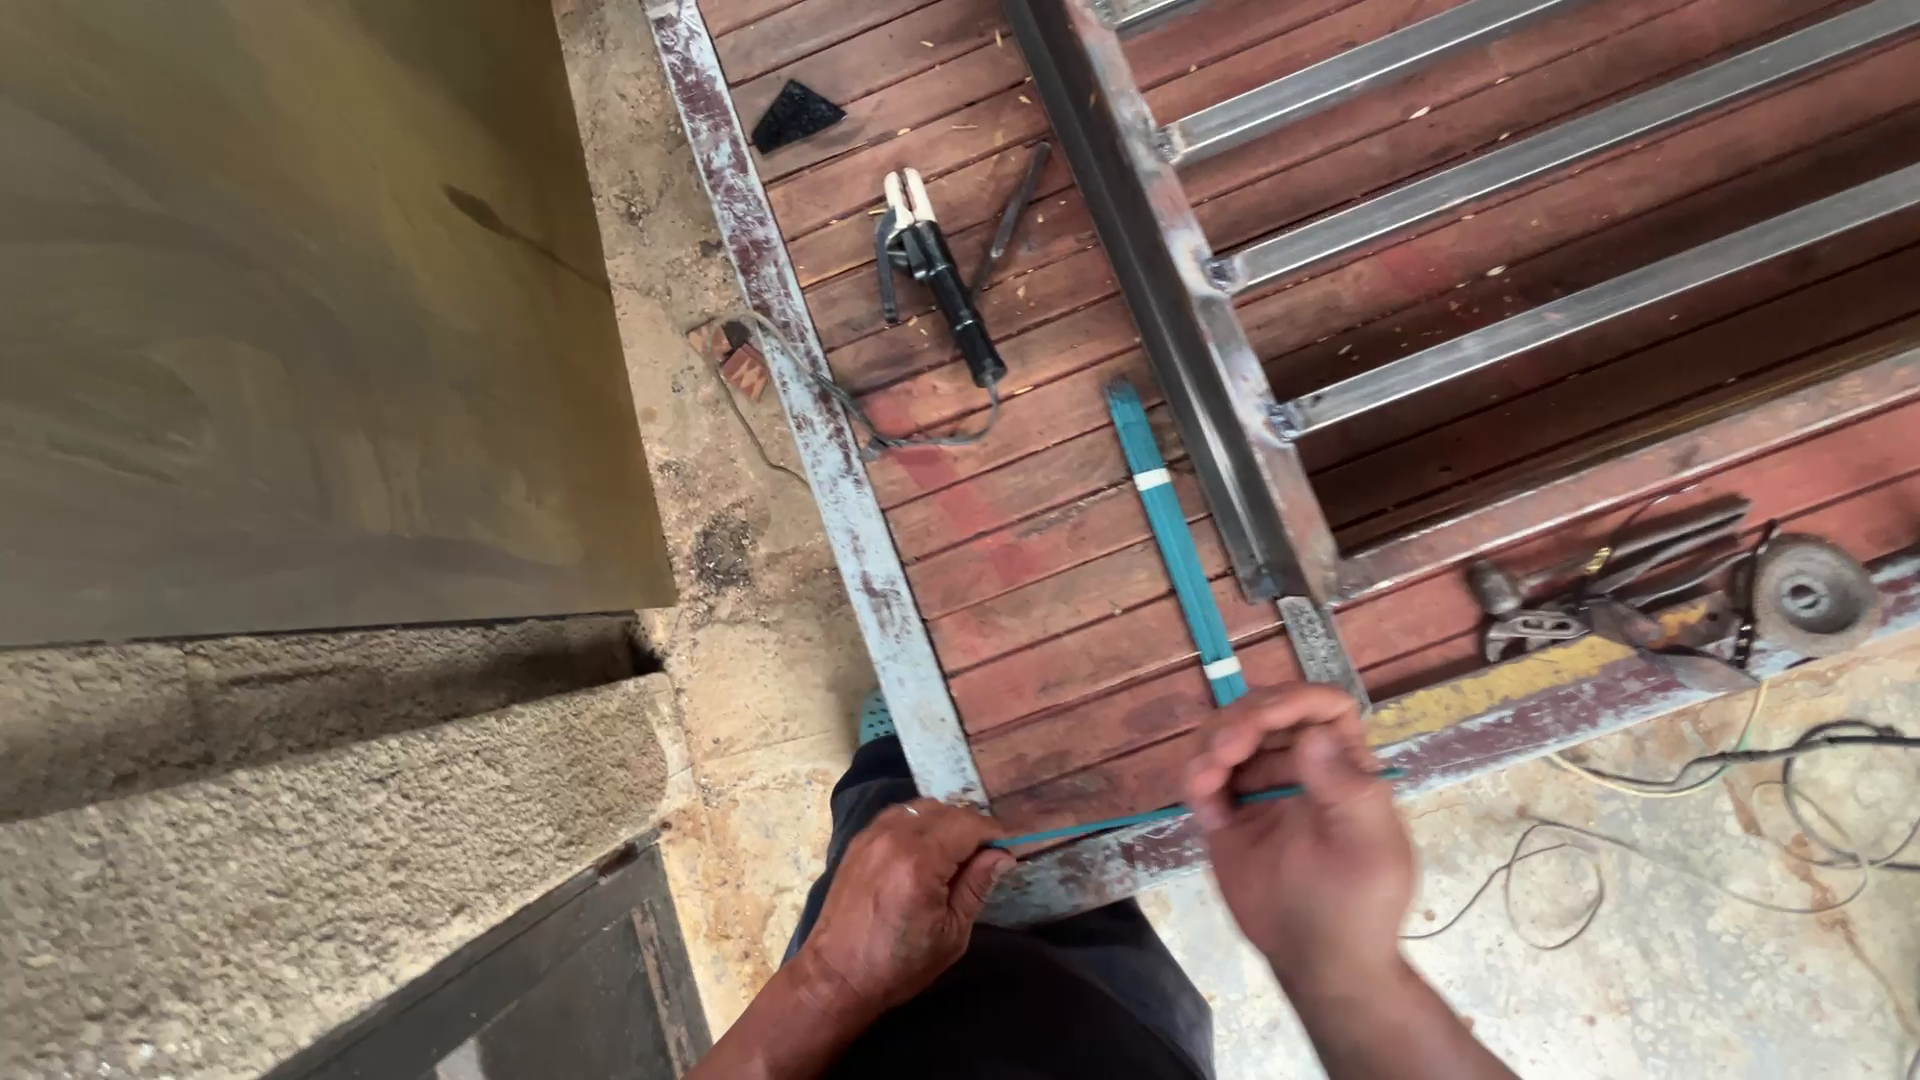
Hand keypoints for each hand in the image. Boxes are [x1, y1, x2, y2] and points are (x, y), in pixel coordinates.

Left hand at [792, 798, 1013, 1020]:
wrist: (837, 975)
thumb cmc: (899, 964)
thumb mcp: (951, 934)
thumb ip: (977, 886)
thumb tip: (1003, 855)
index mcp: (921, 860)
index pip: (970, 825)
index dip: (994, 834)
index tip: (1009, 849)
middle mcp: (896, 836)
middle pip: (949, 810)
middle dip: (973, 827)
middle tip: (984, 855)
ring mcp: (874, 833)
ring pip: (924, 807)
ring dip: (946, 821)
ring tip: (955, 852)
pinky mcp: (861, 838)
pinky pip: (901, 814)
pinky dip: (920, 822)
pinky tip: (926, 847)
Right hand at [1183, 684, 1413, 993]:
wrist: (1316, 962)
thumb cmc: (1356, 907)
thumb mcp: (1370, 852)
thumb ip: (1349, 791)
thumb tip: (1312, 735)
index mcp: (1344, 765)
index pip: (1324, 706)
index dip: (1295, 699)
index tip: (1265, 717)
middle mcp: (1299, 766)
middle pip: (1263, 712)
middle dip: (1239, 721)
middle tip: (1225, 751)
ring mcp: (1259, 787)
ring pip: (1225, 736)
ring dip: (1210, 745)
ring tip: (1205, 777)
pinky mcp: (1226, 812)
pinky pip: (1202, 778)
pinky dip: (1195, 777)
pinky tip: (1199, 796)